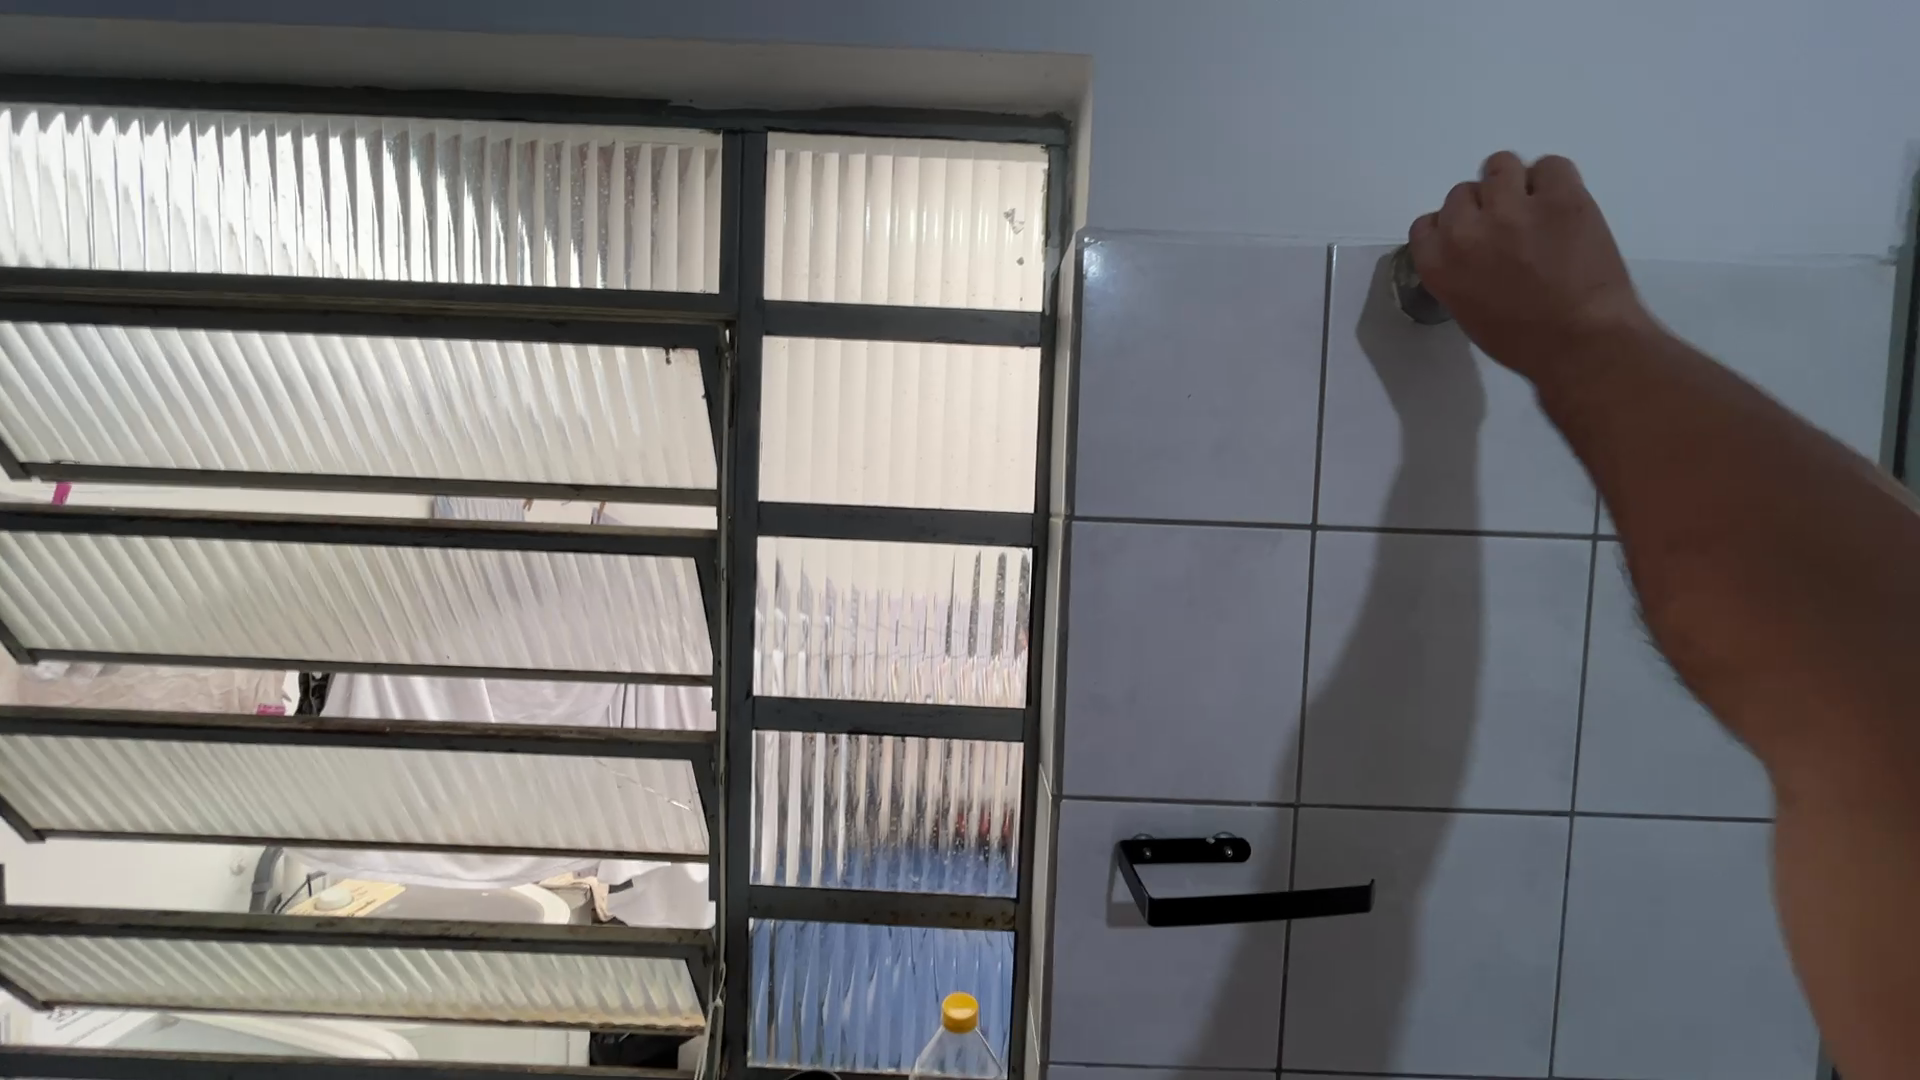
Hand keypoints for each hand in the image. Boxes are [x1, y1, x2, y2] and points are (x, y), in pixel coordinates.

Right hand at [1408, 152, 1651, 377]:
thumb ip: (1456, 270)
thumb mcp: (1464, 307)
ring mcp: (1513, 210)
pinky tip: (1559, 202)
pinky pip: (1550, 164)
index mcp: (1437, 264)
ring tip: (1531, 201)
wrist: (1577, 339)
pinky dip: (1552, 178)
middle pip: (1462, 193)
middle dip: (1481, 204)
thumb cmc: (1516, 337)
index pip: (1426, 223)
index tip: (1467, 235)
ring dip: (1512, 179)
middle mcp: (1465, 232)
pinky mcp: (1562, 197)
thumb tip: (1472, 247)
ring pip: (1500, 165)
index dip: (1449, 226)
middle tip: (1506, 223)